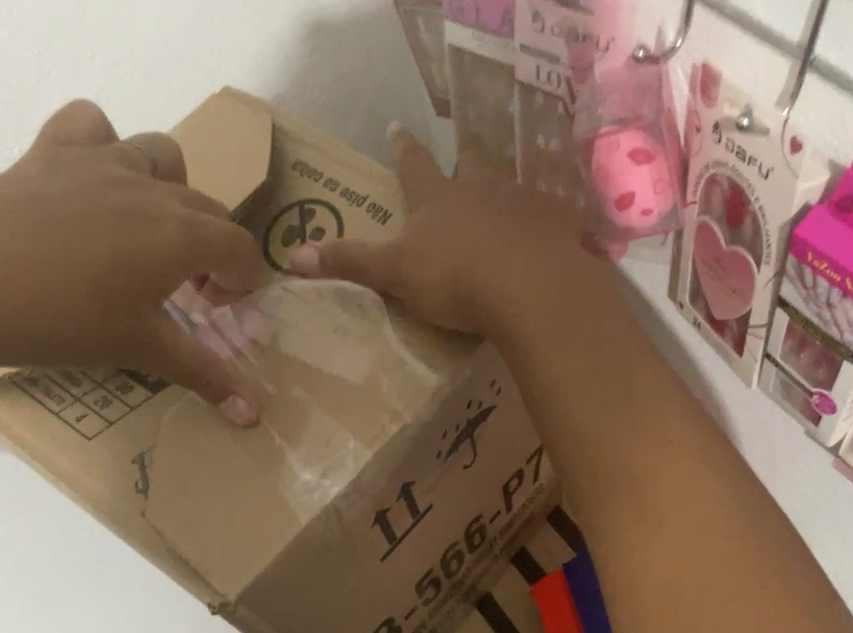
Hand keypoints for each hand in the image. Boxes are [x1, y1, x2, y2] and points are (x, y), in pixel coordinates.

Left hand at [0, 100, 267, 423]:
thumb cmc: (60, 321)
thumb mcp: (141, 350)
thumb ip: (206, 375)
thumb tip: (255, 415)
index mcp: (183, 234)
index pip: (242, 251)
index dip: (243, 286)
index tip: (219, 314)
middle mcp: (152, 188)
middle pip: (210, 211)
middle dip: (214, 251)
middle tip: (189, 295)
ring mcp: (100, 163)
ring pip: (162, 157)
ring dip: (173, 191)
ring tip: (150, 232)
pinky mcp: (50, 154)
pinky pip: (91, 125)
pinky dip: (104, 145)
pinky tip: (96, 183)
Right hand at [283, 122, 619, 341]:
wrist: (530, 286)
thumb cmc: (455, 278)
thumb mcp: (395, 272)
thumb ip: (351, 263)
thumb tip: (293, 257)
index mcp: (437, 198)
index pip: (412, 164)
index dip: (402, 148)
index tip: (396, 127)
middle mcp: (480, 190)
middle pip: (469, 168)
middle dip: (462, 167)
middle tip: (462, 167)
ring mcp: (523, 205)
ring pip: (510, 192)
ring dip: (504, 201)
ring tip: (505, 214)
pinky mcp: (558, 228)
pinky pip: (551, 222)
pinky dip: (546, 230)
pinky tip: (547, 245)